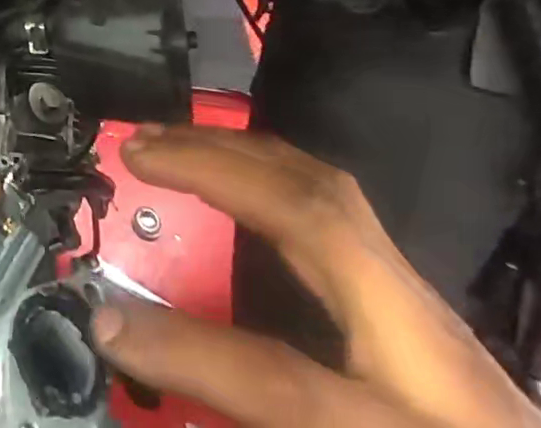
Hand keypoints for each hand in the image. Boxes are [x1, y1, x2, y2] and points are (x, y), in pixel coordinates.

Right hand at [93, 125, 540, 426]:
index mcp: (410, 425)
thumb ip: (252, 413)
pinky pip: (339, 206)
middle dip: (217, 169)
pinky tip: (236, 174)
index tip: (107, 321)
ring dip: (241, 153)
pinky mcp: (421, 299)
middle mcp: (430, 349)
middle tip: (138, 147)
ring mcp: (433, 313)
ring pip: (336, 195)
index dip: (184, 346)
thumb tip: (159, 373)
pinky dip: (272, 171)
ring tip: (173, 141)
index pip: (287, 380)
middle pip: (323, 221)